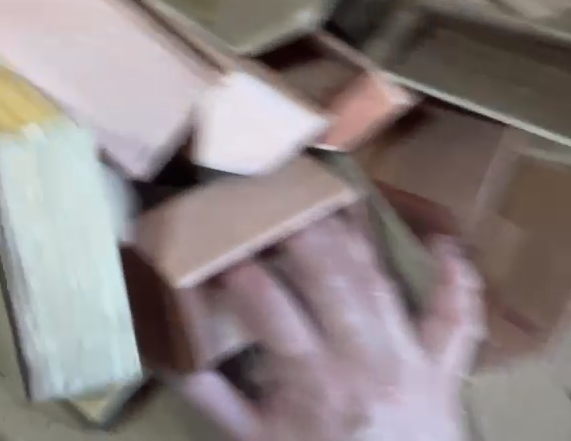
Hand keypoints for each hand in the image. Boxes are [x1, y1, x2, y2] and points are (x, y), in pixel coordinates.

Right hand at [179, 215, 483, 440]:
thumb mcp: (251, 438)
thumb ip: (204, 390)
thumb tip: (153, 339)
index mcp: (315, 382)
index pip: (270, 308)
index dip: (236, 269)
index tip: (201, 240)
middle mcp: (369, 364)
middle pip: (333, 282)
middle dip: (296, 233)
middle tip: (260, 194)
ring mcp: (412, 361)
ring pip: (378, 285)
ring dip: (348, 237)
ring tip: (313, 195)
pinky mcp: (443, 368)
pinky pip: (455, 322)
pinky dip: (457, 282)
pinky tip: (442, 241)